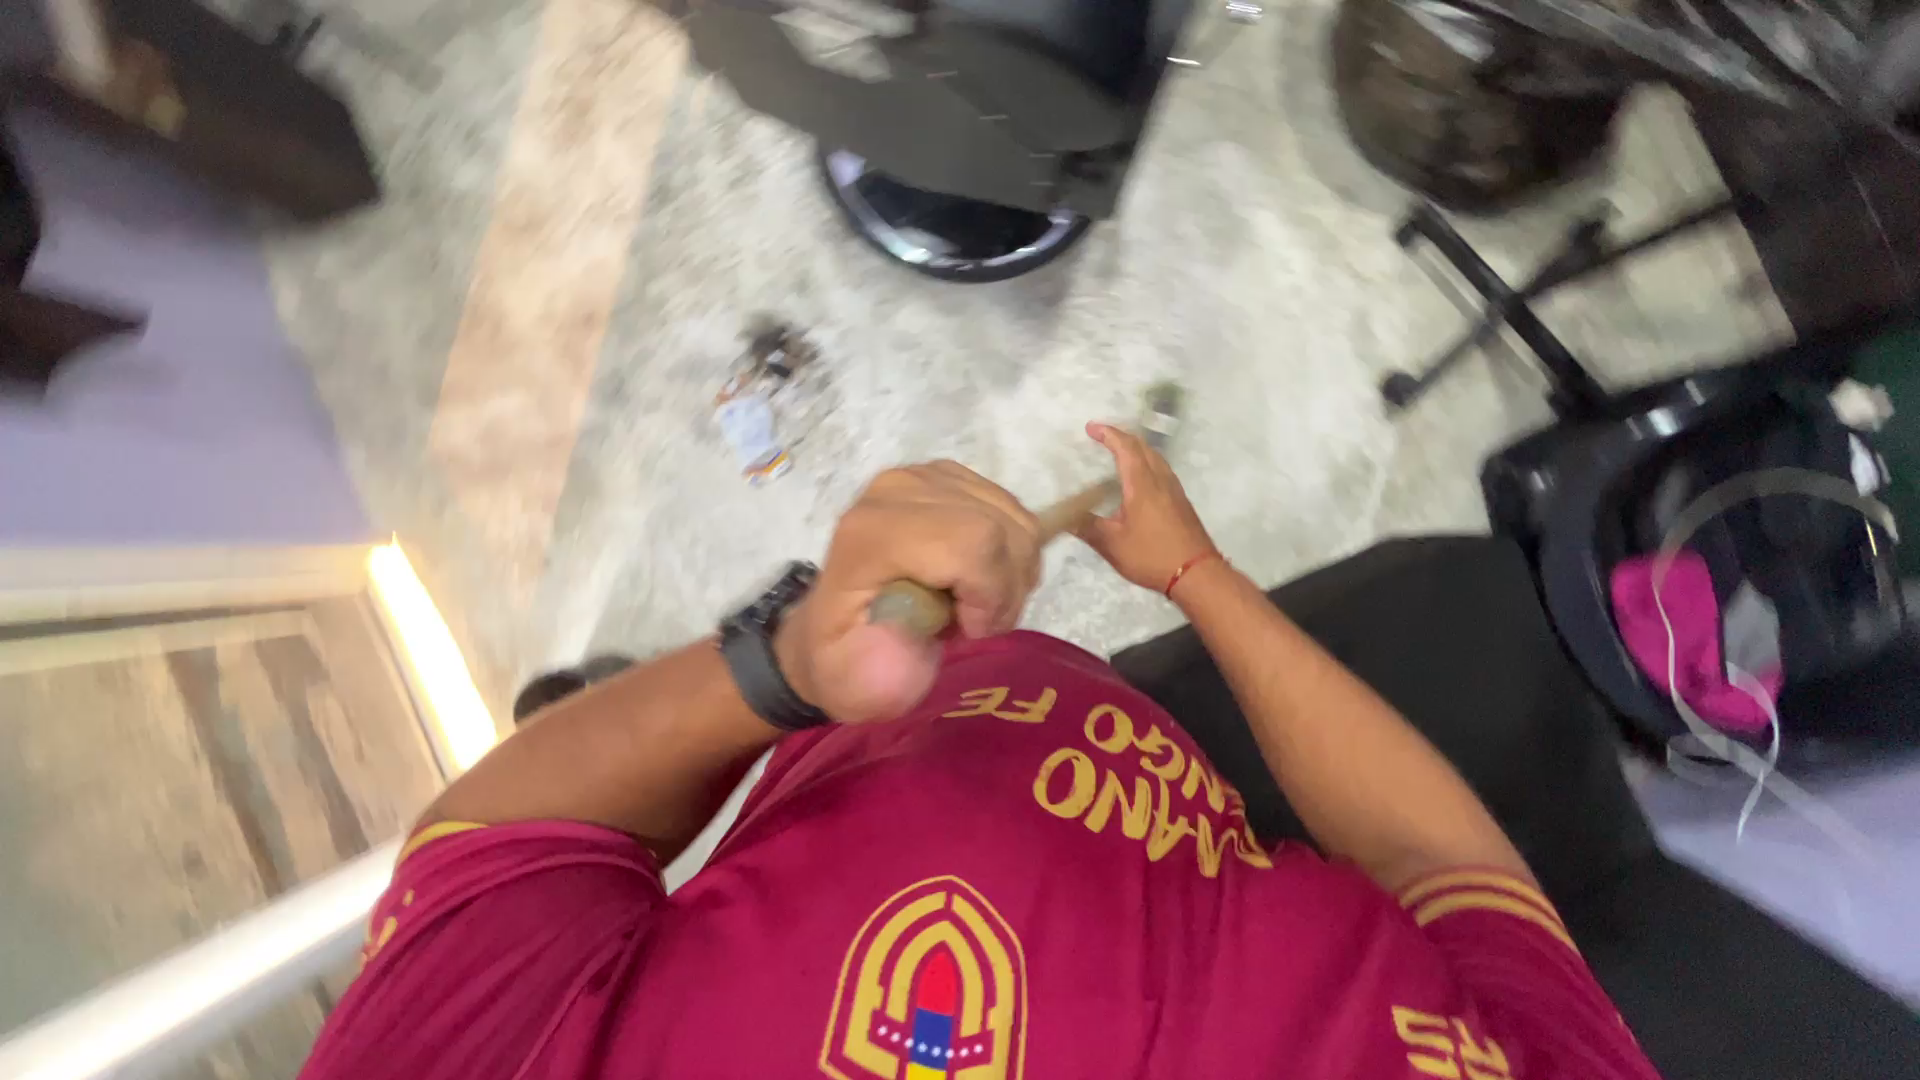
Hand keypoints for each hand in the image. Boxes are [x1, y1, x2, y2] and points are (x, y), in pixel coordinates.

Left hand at [774, 462, 1041, 723]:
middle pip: (1001, 529)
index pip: (971, 541)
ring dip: (1012, 575)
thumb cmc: (847, 661)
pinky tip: (979, 579)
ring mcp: (926, 477)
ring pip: (1014, 520)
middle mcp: (898, 491)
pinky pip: (1012, 513)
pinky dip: (1011, 555)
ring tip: (976, 605)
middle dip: (1006, 590)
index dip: (990, 592)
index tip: (971, 632)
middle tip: (979, 626)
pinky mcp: (949, 477)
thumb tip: (919, 624)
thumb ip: (884, 666)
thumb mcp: (854, 683)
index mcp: (871, 534)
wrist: (831, 631)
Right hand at [1075, 422, 1216, 592]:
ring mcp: (1174, 490)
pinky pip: (1162, 470)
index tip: (1091, 428)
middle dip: (1122, 437)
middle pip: (1143, 447)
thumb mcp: (1111, 544)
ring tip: (1120, 452)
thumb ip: (1087, 527)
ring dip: (1137, 449)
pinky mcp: (1181, 502)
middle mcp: (1160, 480)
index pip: (1125, 448)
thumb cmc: (1151, 555)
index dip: (1108, 434)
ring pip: (1156, 458)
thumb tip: (1064, 516)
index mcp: (1141, 484)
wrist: (1196, 573)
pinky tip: (1141, 479)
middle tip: (1103, 436)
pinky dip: (1147, 463)